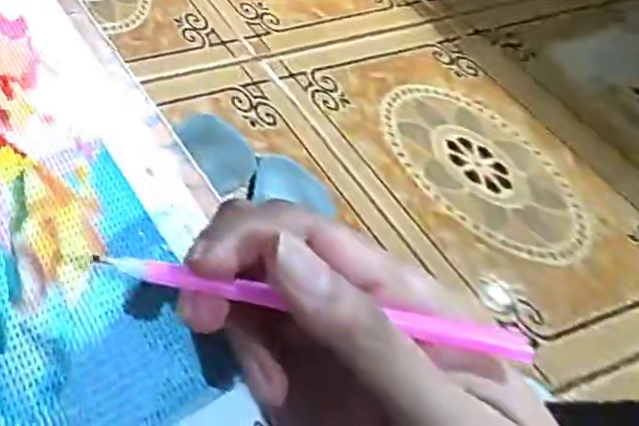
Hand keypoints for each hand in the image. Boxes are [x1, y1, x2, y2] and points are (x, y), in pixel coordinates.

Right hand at [177, 201, 552, 425]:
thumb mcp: (443, 413)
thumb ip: (368, 334)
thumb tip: (280, 249)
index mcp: (398, 290)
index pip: (309, 230)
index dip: (248, 233)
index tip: (203, 268)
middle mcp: (351, 295)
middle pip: (268, 242)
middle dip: (222, 262)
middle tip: (195, 311)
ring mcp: (323, 332)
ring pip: (248, 282)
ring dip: (229, 313)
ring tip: (263, 386)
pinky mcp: (299, 367)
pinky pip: (249, 330)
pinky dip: (240, 348)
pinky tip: (267, 392)